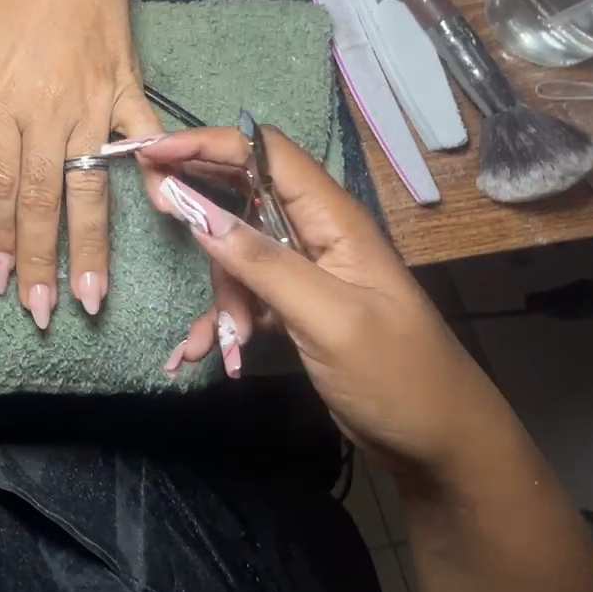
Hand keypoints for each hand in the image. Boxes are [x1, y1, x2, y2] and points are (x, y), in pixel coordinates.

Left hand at [0, 0, 157, 329]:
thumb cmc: (12, 7)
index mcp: (4, 107)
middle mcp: (48, 116)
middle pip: (41, 198)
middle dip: (40, 259)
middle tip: (41, 312)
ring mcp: (94, 109)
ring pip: (88, 186)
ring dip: (88, 244)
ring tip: (89, 295)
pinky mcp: (128, 96)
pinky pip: (142, 142)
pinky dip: (151, 176)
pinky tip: (158, 218)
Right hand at [131, 128, 520, 483]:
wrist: (442, 449)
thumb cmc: (399, 377)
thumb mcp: (328, 318)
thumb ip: (261, 262)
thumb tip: (192, 210)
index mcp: (334, 219)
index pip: (265, 154)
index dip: (207, 142)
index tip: (151, 150)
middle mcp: (316, 233)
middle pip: (242, 191)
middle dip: (195, 199)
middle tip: (152, 202)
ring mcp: (303, 269)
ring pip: (235, 251)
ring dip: (221, 292)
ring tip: (229, 337)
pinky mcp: (293, 304)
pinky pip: (242, 294)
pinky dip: (223, 318)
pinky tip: (208, 350)